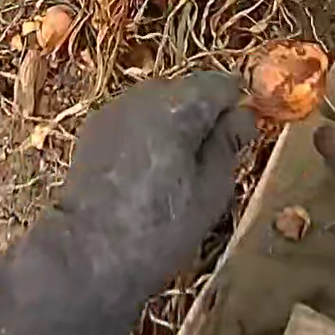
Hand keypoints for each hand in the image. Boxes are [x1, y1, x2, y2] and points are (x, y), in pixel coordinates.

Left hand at [0, 73, 253, 334]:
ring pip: (160, 101)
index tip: (241, 131)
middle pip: (188, 89)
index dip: (236, 103)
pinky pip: (135, 115)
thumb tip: (244, 113)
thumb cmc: (160, 226)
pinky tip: (146, 167)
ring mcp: (118, 105)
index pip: (221, 83)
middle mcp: (147, 93)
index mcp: (179, 105)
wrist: (89, 251)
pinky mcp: (97, 122)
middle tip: (211, 157)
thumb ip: (229, 143)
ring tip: (177, 166)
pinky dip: (146, 130)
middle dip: (203, 114)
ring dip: (174, 121)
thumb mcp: (211, 190)